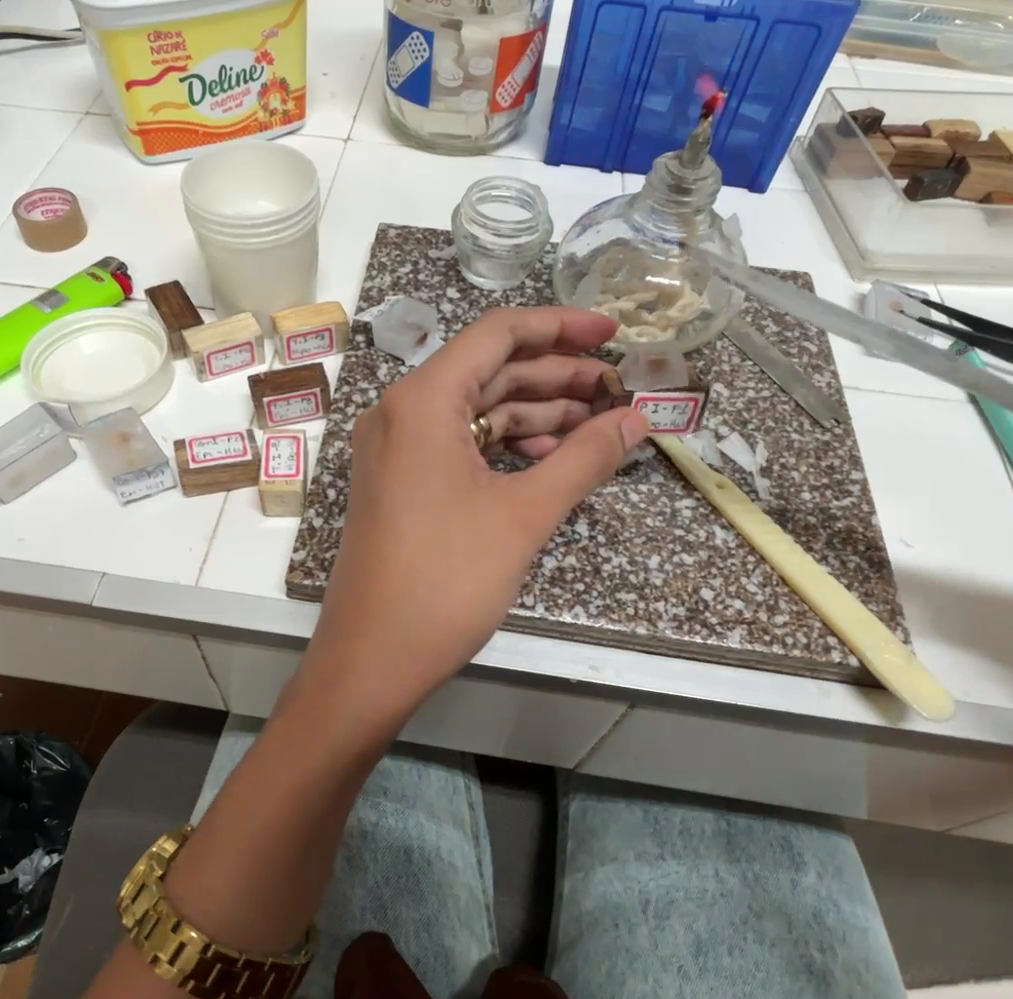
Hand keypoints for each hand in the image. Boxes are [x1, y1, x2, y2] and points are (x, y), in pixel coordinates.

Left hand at [287, 308, 648, 739]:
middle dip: (557, 377)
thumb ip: (585, 458)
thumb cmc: (445, 580)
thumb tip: (640, 418)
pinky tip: (549, 459)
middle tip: (620, 392)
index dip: (561, 327)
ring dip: (536, 414)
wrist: (372, 658)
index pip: (498, 334)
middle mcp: (401, 413)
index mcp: (422, 400)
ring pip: (476, 411)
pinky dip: (504, 446)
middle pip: (490, 371)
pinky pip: (458, 445)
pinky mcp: (400, 484)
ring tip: (598, 427)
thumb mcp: (524, 515)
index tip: (615, 332)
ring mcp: (396, 450)